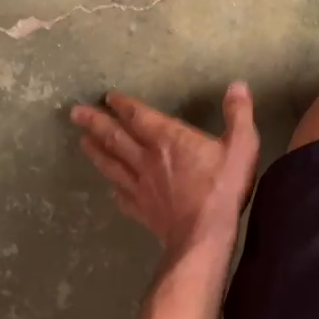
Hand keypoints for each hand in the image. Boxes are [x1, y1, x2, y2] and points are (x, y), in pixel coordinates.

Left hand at [70, 83, 259, 258]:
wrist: (203, 233)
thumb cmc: (223, 185)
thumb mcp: (242, 143)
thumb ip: (238, 113)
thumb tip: (237, 85)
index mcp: (169, 139)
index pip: (140, 116)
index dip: (124, 105)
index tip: (109, 97)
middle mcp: (147, 158)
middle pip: (116, 137)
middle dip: (95, 123)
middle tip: (75, 113)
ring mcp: (140, 186)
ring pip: (111, 164)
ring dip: (95, 151)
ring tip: (82, 141)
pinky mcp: (141, 209)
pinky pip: (121, 195)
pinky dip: (113, 187)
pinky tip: (110, 188)